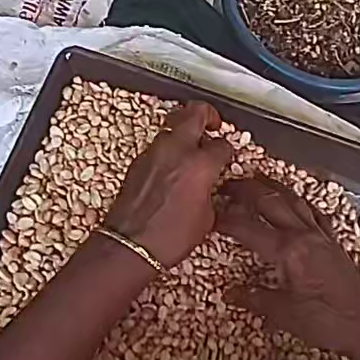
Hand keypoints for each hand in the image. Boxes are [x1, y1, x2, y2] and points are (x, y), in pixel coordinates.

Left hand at [103, 102, 234, 267]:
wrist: (130, 246)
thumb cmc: (168, 237)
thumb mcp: (206, 218)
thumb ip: (212, 192)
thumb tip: (211, 186)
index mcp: (200, 164)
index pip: (222, 145)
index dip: (228, 151)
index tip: (227, 156)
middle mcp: (176, 151)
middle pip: (195, 112)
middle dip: (208, 115)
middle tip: (213, 124)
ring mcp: (154, 153)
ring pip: (173, 125)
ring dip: (185, 130)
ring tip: (192, 146)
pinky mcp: (138, 161)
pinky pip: (158, 145)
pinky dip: (168, 149)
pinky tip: (173, 166)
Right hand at [216, 177, 359, 359]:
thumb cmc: (330, 322)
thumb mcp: (285, 315)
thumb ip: (256, 299)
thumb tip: (231, 292)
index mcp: (288, 251)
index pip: (247, 228)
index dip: (224, 220)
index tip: (207, 215)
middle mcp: (304, 235)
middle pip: (270, 201)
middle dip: (245, 190)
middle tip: (226, 186)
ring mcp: (321, 236)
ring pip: (293, 200)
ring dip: (272, 188)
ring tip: (255, 181)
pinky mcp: (333, 242)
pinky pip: (313, 213)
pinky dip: (299, 202)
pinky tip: (295, 202)